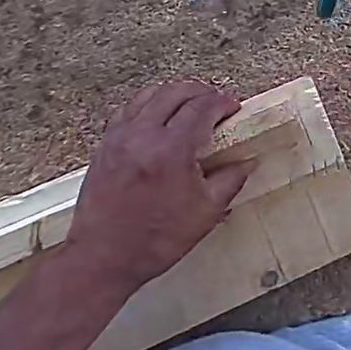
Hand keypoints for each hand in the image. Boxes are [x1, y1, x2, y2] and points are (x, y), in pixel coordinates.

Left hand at [63, 81, 254, 295]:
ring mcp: (120, 137)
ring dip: (174, 92)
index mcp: (171, 150)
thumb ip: (230, 180)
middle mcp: (143, 135)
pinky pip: (129, 108)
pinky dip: (149, 103)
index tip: (233, 106)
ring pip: (150, 94)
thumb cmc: (156, 240)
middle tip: (215, 101)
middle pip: (175, 93)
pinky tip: (158, 113)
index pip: (201, 108)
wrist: (103, 258)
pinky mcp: (106, 144)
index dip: (221, 102)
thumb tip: (247, 162)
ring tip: (189, 102)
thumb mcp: (205, 213)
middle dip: (201, 91)